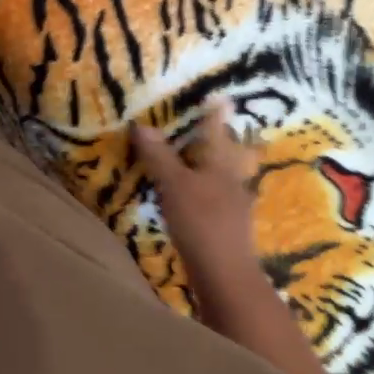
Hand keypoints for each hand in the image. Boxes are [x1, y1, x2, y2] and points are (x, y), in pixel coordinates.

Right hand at [132, 104, 258, 282]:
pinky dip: (207, 190)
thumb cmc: (202, 222)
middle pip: (231, 155)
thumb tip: (141, 124)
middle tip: (222, 127)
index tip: (223, 96)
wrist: (225, 277)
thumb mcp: (174, 185)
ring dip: (216, 166)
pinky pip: (216, 198)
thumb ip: (159, 156)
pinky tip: (198, 196)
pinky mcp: (226, 228)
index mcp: (221, 165)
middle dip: (227, 141)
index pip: (217, 132)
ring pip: (226, 177)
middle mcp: (232, 181)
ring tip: (205, 159)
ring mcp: (233, 206)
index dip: (217, 114)